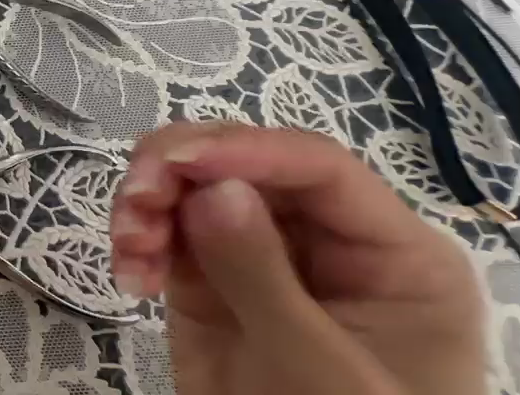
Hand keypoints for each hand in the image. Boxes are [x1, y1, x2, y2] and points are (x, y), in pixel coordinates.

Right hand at [111, 123, 484, 394]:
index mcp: (392, 254)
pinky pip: (164, 223)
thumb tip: (209, 186)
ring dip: (145, 203)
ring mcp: (262, 252)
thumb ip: (264, 276)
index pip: (316, 166)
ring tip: (128, 252)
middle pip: (239, 161)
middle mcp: (326, 238)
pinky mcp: (209, 271)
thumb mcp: (316, 371)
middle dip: (174, 173)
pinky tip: (129, 274)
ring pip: (189, 182)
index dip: (242, 148)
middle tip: (133, 203)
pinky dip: (135, 235)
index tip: (172, 162)